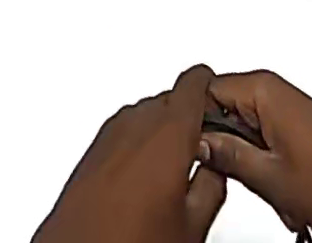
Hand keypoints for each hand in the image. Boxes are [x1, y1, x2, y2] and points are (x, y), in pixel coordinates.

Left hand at [31, 65, 227, 242]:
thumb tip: (216, 169)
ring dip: (162, 127)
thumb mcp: (192, 226)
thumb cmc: (129, 242)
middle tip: (204, 140)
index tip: (215, 90)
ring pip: (147, 112)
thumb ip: (211, 186)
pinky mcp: (95, 145)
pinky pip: (126, 128)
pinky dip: (140, 138)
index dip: (207, 84)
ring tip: (176, 164)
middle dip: (188, 115)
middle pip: (171, 99)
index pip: (193, 86)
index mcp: (168, 133)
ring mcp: (112, 131)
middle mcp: (137, 122)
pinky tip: (146, 174)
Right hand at [200, 70, 311, 239]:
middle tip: (239, 175)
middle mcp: (274, 90)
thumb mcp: (270, 178)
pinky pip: (267, 141)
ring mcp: (288, 108)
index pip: (205, 90)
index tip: (195, 148)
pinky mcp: (300, 127)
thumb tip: (198, 143)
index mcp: (262, 88)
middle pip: (224, 111)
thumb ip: (225, 155)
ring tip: (273, 191)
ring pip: (246, 131)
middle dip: (228, 147)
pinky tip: (287, 195)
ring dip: (251, 164)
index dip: (196, 121)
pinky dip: (271, 167)